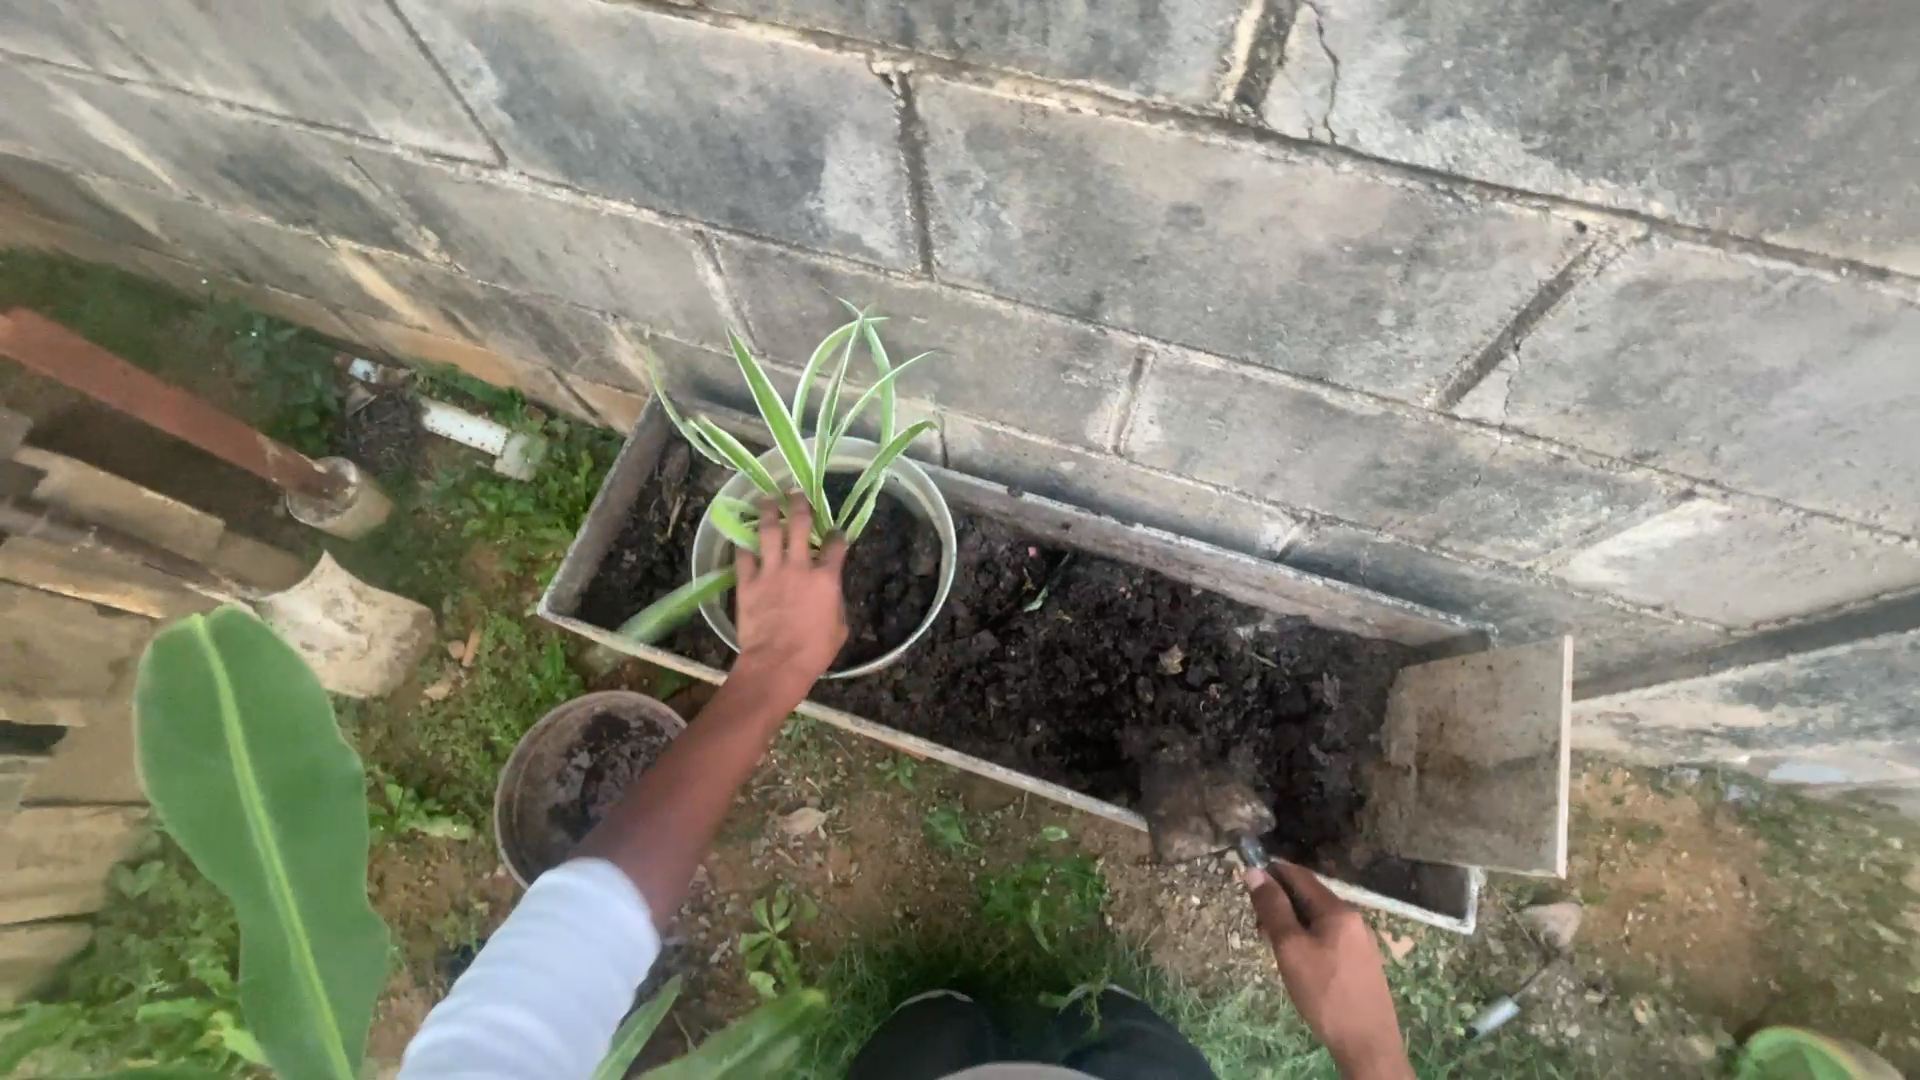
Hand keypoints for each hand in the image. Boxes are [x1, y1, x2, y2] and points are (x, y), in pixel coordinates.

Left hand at [733, 496, 847, 689]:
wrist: (776, 664)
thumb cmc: (814, 651)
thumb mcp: (839, 626)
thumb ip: (835, 601)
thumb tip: (831, 592)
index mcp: (826, 578)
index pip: (835, 545)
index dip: (837, 536)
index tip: (836, 533)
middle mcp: (799, 566)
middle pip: (799, 525)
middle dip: (800, 504)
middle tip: (796, 492)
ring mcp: (770, 572)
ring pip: (768, 531)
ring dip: (768, 511)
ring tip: (767, 498)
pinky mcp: (747, 583)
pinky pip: (743, 556)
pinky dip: (743, 544)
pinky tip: (743, 536)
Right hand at [1244, 861, 1412, 1079]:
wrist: (1369, 1048)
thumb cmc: (1324, 993)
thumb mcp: (1290, 947)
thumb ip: (1272, 907)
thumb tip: (1254, 870)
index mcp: (1338, 909)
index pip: (1297, 874)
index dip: (1270, 874)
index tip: (1247, 889)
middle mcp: (1353, 918)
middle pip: (1307, 896)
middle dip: (1278, 904)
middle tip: (1259, 930)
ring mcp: (1360, 942)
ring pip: (1316, 918)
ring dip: (1290, 924)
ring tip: (1276, 950)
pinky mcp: (1361, 962)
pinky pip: (1327, 937)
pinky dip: (1306, 939)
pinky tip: (1298, 964)